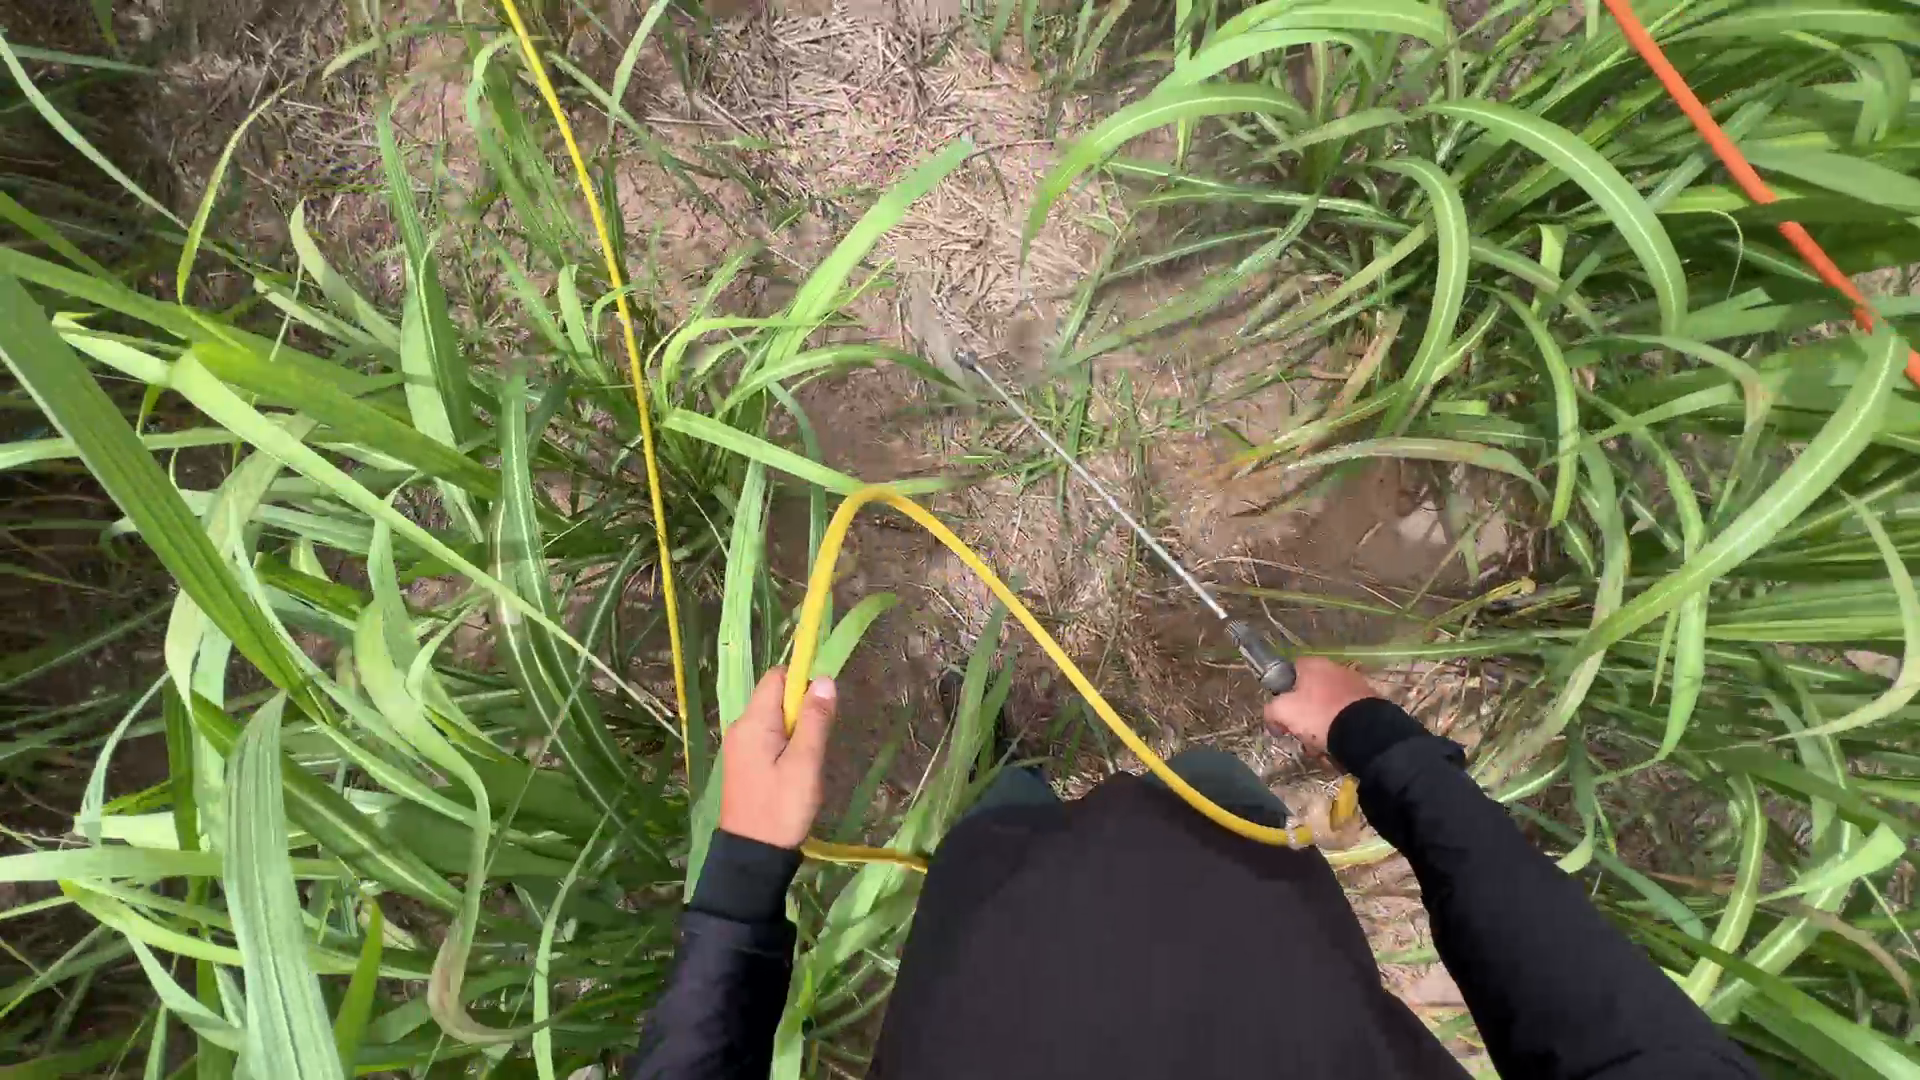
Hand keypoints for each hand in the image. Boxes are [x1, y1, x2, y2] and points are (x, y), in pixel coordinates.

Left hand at [719, 667, 837, 848]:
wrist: (752, 855)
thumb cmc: (781, 807)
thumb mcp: (805, 762)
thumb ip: (815, 719)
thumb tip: (824, 679)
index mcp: (753, 722)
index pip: (776, 677)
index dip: (802, 681)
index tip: (822, 706)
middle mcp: (741, 727)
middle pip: (775, 696)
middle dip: (802, 708)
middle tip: (817, 741)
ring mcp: (740, 745)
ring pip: (774, 717)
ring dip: (797, 728)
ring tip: (808, 759)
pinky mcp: (744, 761)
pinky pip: (768, 736)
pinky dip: (786, 742)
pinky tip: (797, 767)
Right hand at [1263, 657, 1375, 754]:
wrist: (1366, 733)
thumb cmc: (1318, 715)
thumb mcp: (1282, 712)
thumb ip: (1271, 711)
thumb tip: (1273, 719)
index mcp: (1313, 665)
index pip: (1290, 671)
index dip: (1282, 691)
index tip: (1282, 711)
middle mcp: (1336, 670)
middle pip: (1310, 692)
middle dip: (1304, 714)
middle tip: (1301, 732)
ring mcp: (1357, 687)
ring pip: (1329, 707)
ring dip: (1322, 725)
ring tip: (1321, 746)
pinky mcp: (1372, 705)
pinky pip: (1347, 717)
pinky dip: (1342, 730)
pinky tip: (1339, 745)